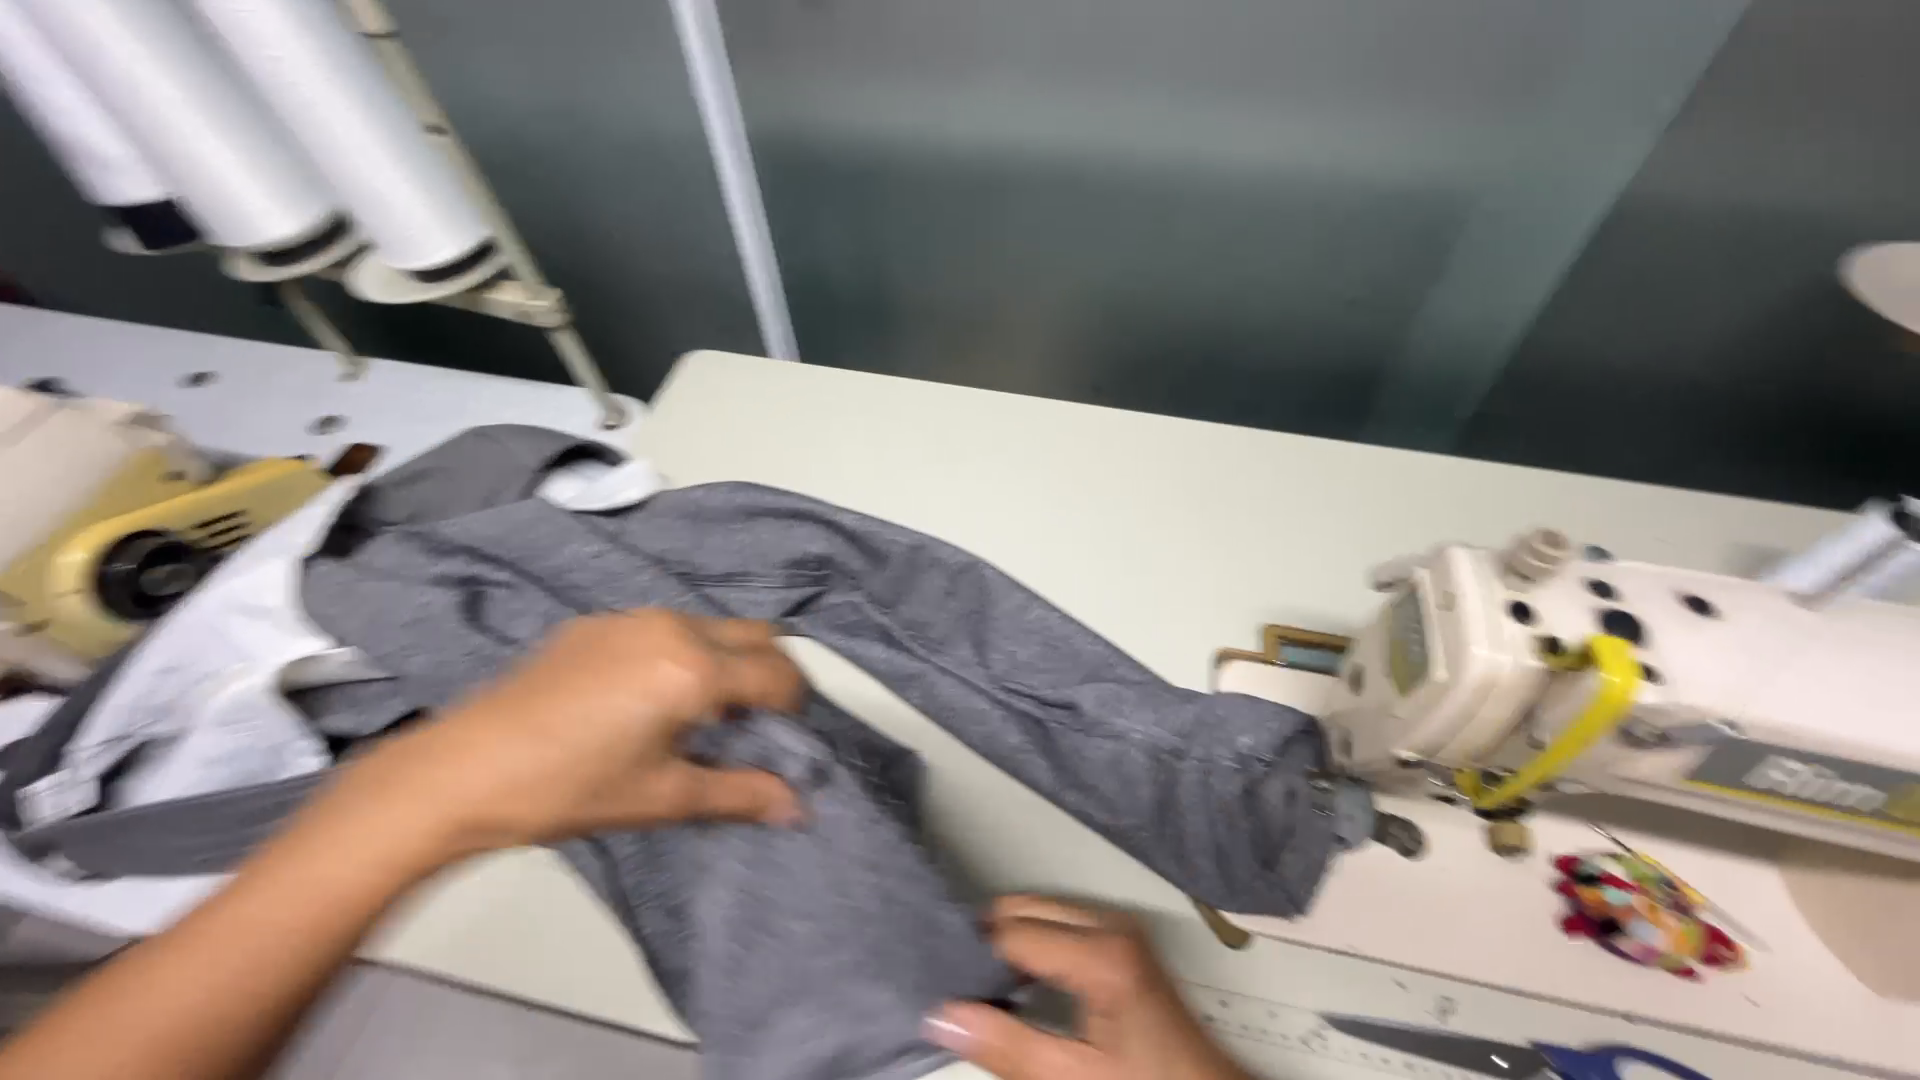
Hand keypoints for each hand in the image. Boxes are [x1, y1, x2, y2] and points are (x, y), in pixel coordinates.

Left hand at [312, 610, 807, 861]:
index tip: (786, 739)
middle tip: (755, 722)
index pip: (778, 674)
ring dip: (728, 660)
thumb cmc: (570, 790)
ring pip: (712, 627)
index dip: (795, 708)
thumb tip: (800, 807)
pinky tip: (647, 698)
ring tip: (700, 712)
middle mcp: (673, 627)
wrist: (460, 770)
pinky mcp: (598, 622)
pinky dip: (684, 653)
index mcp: (695, 669)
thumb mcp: (664, 798)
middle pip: (758, 635)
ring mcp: (632, 618)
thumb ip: (741, 794)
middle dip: (772, 673)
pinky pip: (667, 627)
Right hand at [924, 897, 1250, 1079]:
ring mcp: (1118, 927)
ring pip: (1040, 911)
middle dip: (990, 942)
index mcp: (1099, 952)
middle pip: (1024, 909)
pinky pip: (1060, 921)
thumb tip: (943, 1015)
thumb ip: (1007, 1045)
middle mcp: (1109, 924)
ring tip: (988, 988)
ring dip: (1010, 941)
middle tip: (963, 986)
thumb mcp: (1074, 1078)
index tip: (947, 984)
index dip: (974, 959)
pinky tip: (1023, 984)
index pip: (1011, 933)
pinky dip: (1033, 942)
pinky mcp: (1122, 938)